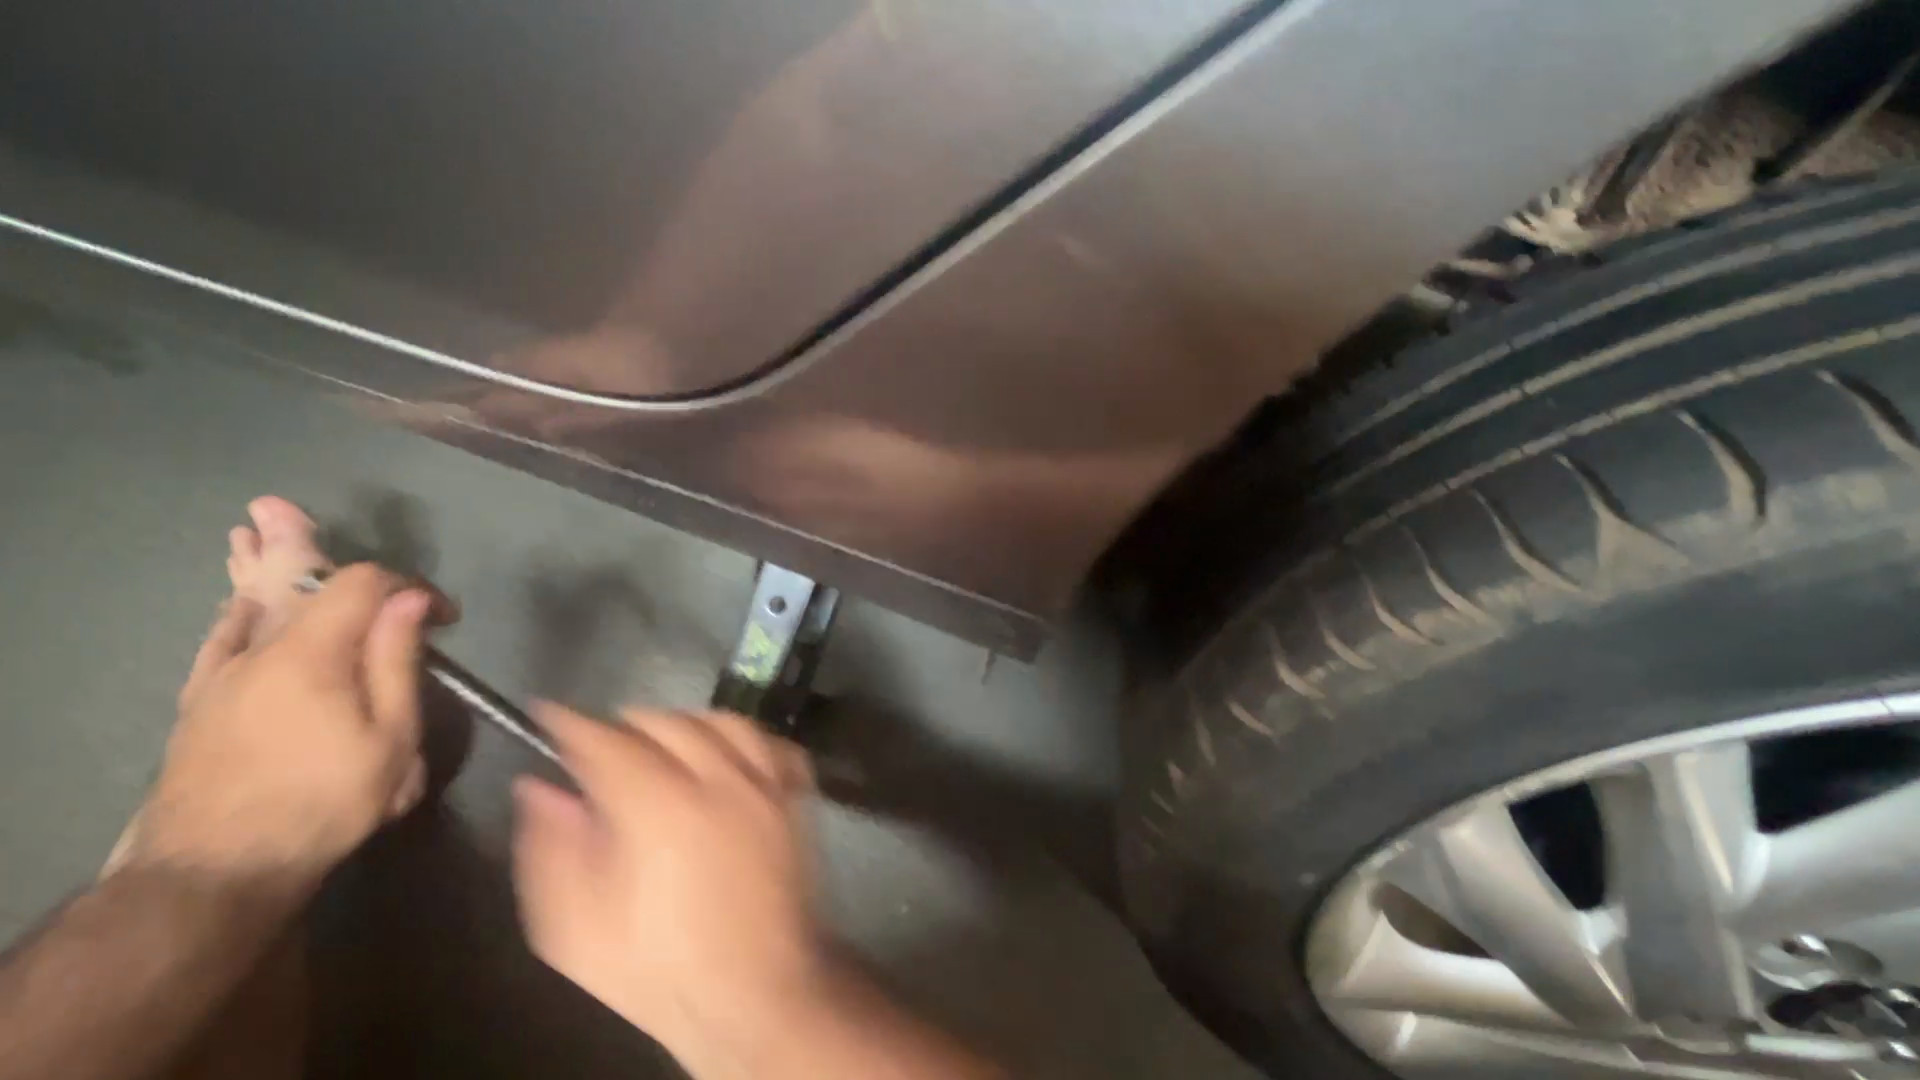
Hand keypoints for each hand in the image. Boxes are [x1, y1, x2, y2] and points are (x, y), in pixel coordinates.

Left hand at [133, 564, 433, 893]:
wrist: (217, 869)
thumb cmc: (323, 802)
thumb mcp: (389, 737)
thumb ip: (397, 661)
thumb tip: (409, 599)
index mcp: (313, 651)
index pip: (365, 582)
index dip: (412, 587)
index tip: (445, 619)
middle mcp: (260, 648)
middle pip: (318, 593)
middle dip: (375, 600)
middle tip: (411, 632)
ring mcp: (221, 674)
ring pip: (273, 614)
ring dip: (320, 608)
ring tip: (354, 635)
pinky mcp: (197, 701)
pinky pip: (222, 641)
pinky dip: (247, 620)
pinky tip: (251, 614)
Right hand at [512, 705, 819, 1053]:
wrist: (756, 996)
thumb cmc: (658, 969)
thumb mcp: (575, 928)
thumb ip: (553, 847)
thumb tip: (541, 788)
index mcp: (659, 806)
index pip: (606, 740)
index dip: (570, 725)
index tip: (547, 716)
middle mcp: (718, 780)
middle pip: (664, 721)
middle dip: (622, 727)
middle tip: (599, 751)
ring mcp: (765, 787)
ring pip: (723, 721)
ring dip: (684, 724)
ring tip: (660, 746)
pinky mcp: (797, 801)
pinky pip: (773, 746)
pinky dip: (745, 740)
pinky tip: (727, 757)